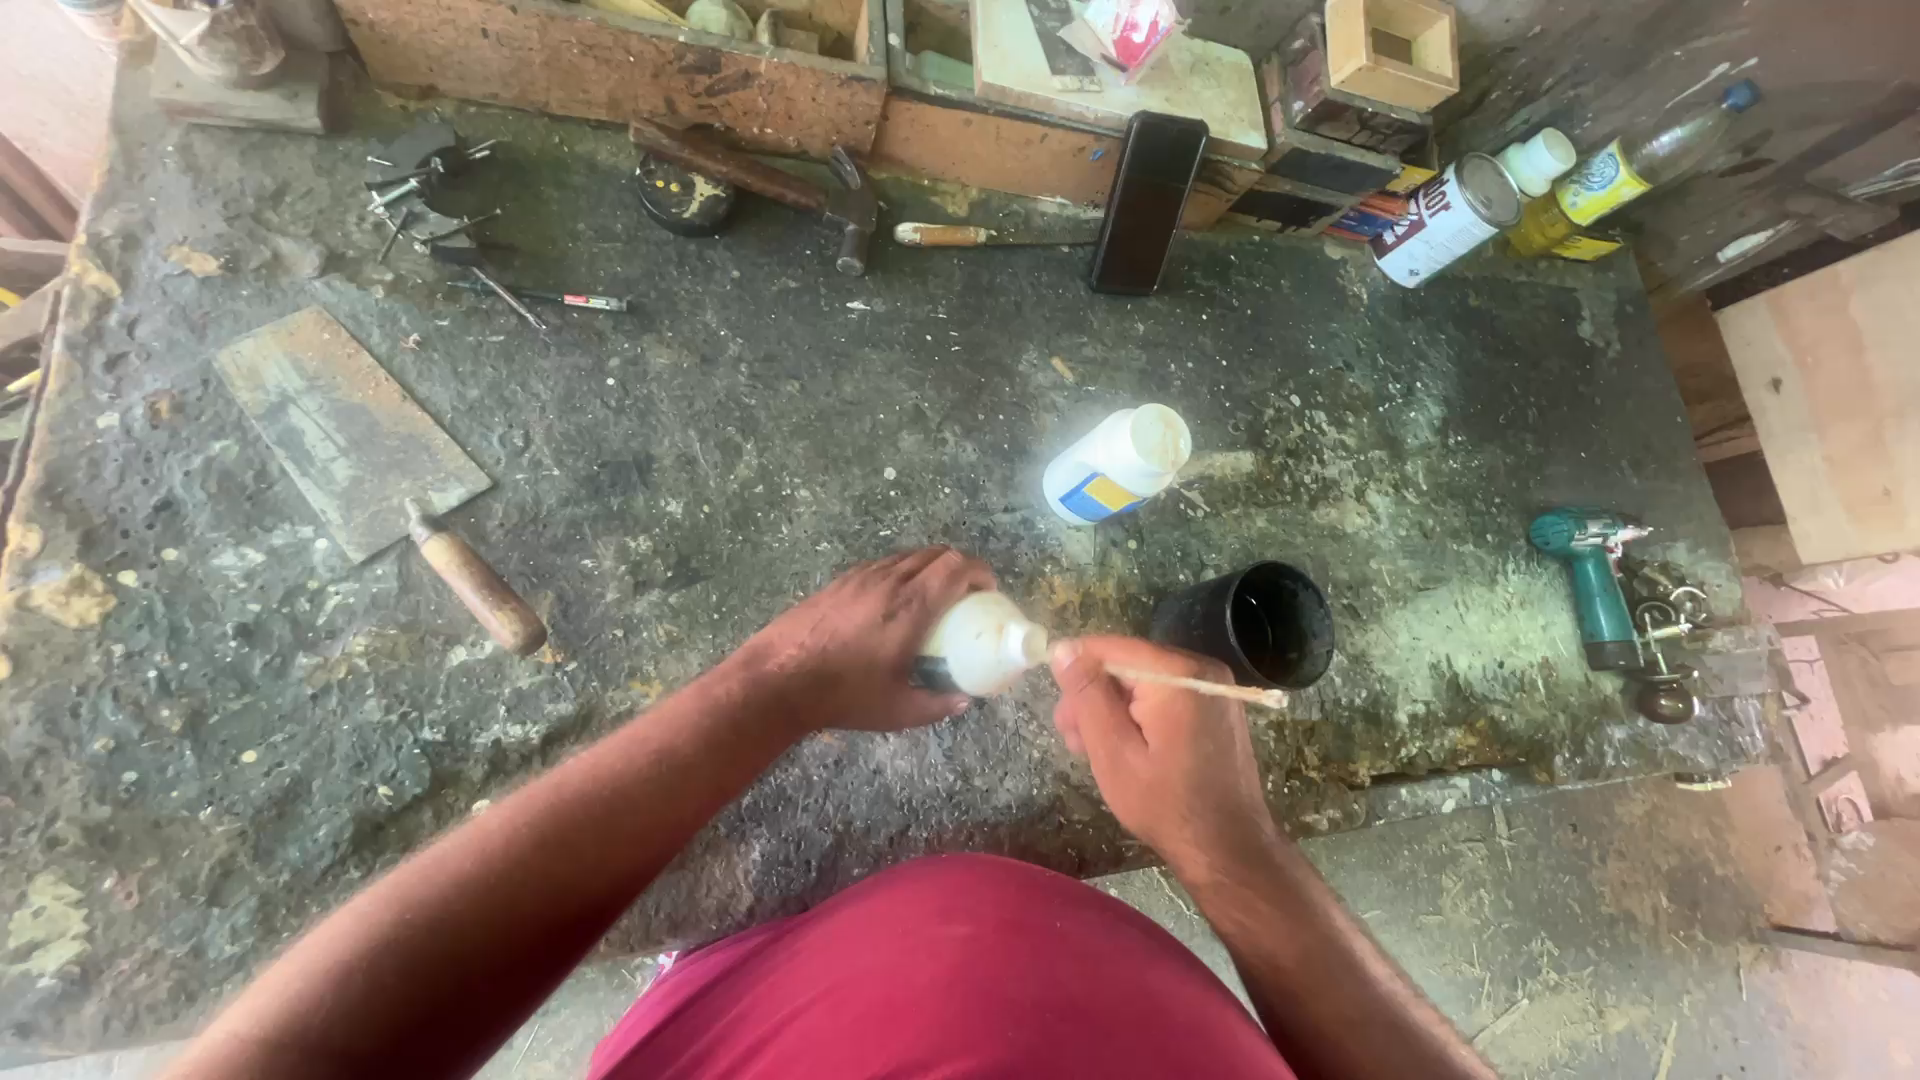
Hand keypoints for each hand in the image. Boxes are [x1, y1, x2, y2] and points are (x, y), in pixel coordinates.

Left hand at [731, 546, 995, 734]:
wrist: (777, 678)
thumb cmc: (842, 695)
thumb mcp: (897, 710)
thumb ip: (938, 705)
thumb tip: (964, 701)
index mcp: (911, 606)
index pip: (957, 566)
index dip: (980, 572)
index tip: (987, 592)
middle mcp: (890, 581)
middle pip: (937, 553)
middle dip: (960, 568)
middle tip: (965, 596)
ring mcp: (862, 576)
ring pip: (909, 555)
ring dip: (930, 568)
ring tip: (933, 597)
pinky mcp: (841, 580)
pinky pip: (884, 563)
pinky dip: (903, 571)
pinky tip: (894, 601)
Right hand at [1051, 636, 1281, 878]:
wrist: (1229, 849)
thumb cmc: (1167, 805)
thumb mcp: (1114, 752)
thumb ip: (1088, 696)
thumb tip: (1063, 649)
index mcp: (1177, 675)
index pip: (1112, 649)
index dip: (1076, 669)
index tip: (1059, 704)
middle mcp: (1200, 669)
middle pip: (1129, 664)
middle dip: (1094, 695)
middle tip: (1070, 735)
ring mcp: (1213, 688)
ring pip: (1144, 682)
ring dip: (1113, 708)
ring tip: (1090, 746)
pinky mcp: (1216, 707)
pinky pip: (1165, 696)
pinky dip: (1139, 715)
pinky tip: (1124, 746)